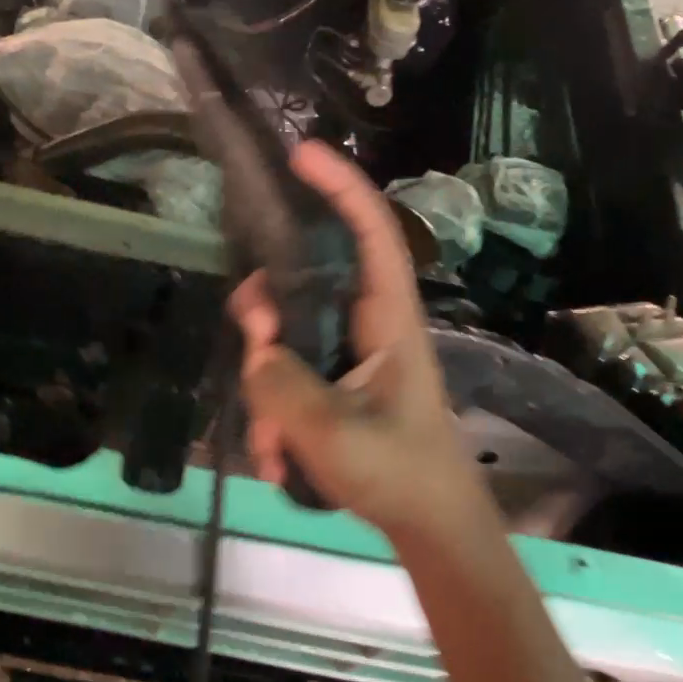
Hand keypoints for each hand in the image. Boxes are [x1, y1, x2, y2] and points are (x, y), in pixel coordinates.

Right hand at [229, 142, 479, 533]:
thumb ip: (285, 387)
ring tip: (271, 448)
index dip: (341, 188)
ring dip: (264, 391)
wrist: (429, 528)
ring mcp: (343, 359)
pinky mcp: (329, 388)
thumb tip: (257, 354)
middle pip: (302, 283)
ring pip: (282, 340)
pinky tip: (276, 463)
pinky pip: (282, 382)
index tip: (301, 154)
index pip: (370, 235)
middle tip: (254, 346)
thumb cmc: (401, 473)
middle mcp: (363, 326)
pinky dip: (271, 419)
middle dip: (266, 312)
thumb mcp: (336, 435)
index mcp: (387, 319)